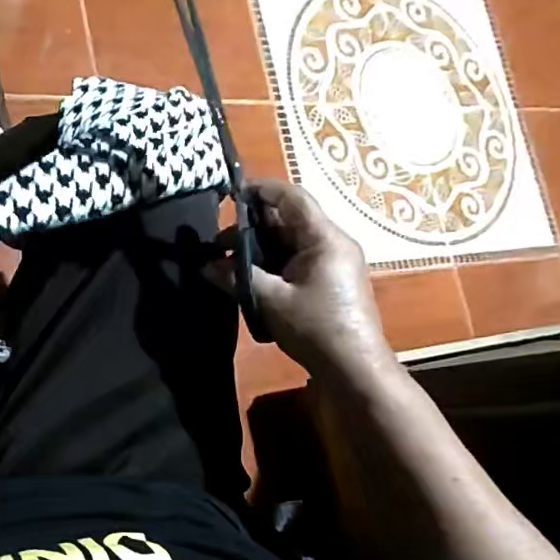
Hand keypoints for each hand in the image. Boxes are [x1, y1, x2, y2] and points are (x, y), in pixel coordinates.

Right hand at [211, 181, 391, 377]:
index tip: (230, 196)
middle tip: (220, 243)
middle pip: (290, 221)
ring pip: (292, 243)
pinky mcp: (331, 282)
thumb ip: (237, 278)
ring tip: (229, 264)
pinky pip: (299, 261)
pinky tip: (252, 279)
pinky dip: (275, 264)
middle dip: (253, 227)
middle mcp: (333, 243)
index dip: (261, 191)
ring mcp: (335, 264)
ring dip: (261, 249)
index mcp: (325, 238)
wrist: (354, 368)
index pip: (291, 198)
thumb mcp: (271, 301)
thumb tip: (206, 265)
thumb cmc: (316, 328)